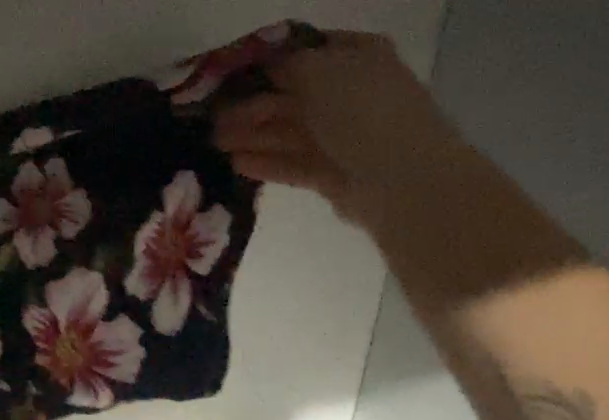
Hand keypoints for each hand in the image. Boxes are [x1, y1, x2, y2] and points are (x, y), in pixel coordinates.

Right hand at [214, 31, 477, 230]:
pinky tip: (236, 165)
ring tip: (214, 145)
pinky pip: (292, 163)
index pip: (303, 52)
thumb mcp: (320, 71)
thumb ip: (287, 64)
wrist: (399, 178)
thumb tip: (265, 66)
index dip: (265, 63)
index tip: (226, 76)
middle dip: (248, 107)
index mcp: (354, 56)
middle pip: (289, 96)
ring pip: (286, 132)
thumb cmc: (361, 111)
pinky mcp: (331, 173)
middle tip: (209, 120)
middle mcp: (348, 92)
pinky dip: (265, 162)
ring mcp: (340, 136)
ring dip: (250, 136)